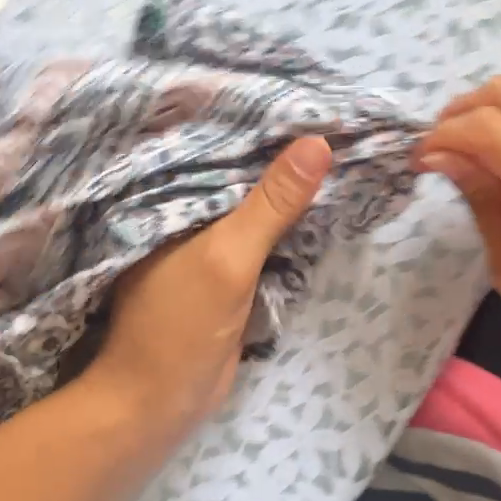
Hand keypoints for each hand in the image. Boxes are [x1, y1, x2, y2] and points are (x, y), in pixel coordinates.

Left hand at [88, 137, 331, 425]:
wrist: (157, 405)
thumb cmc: (179, 325)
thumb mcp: (228, 257)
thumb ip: (271, 204)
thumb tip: (317, 141)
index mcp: (175, 194)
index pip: (225, 141)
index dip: (268, 119)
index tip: (316, 94)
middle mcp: (191, 209)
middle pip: (245, 169)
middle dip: (286, 150)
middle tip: (342, 115)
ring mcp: (210, 239)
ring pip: (258, 201)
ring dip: (293, 185)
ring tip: (343, 143)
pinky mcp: (228, 268)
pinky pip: (264, 233)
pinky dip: (290, 221)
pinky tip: (322, 199)